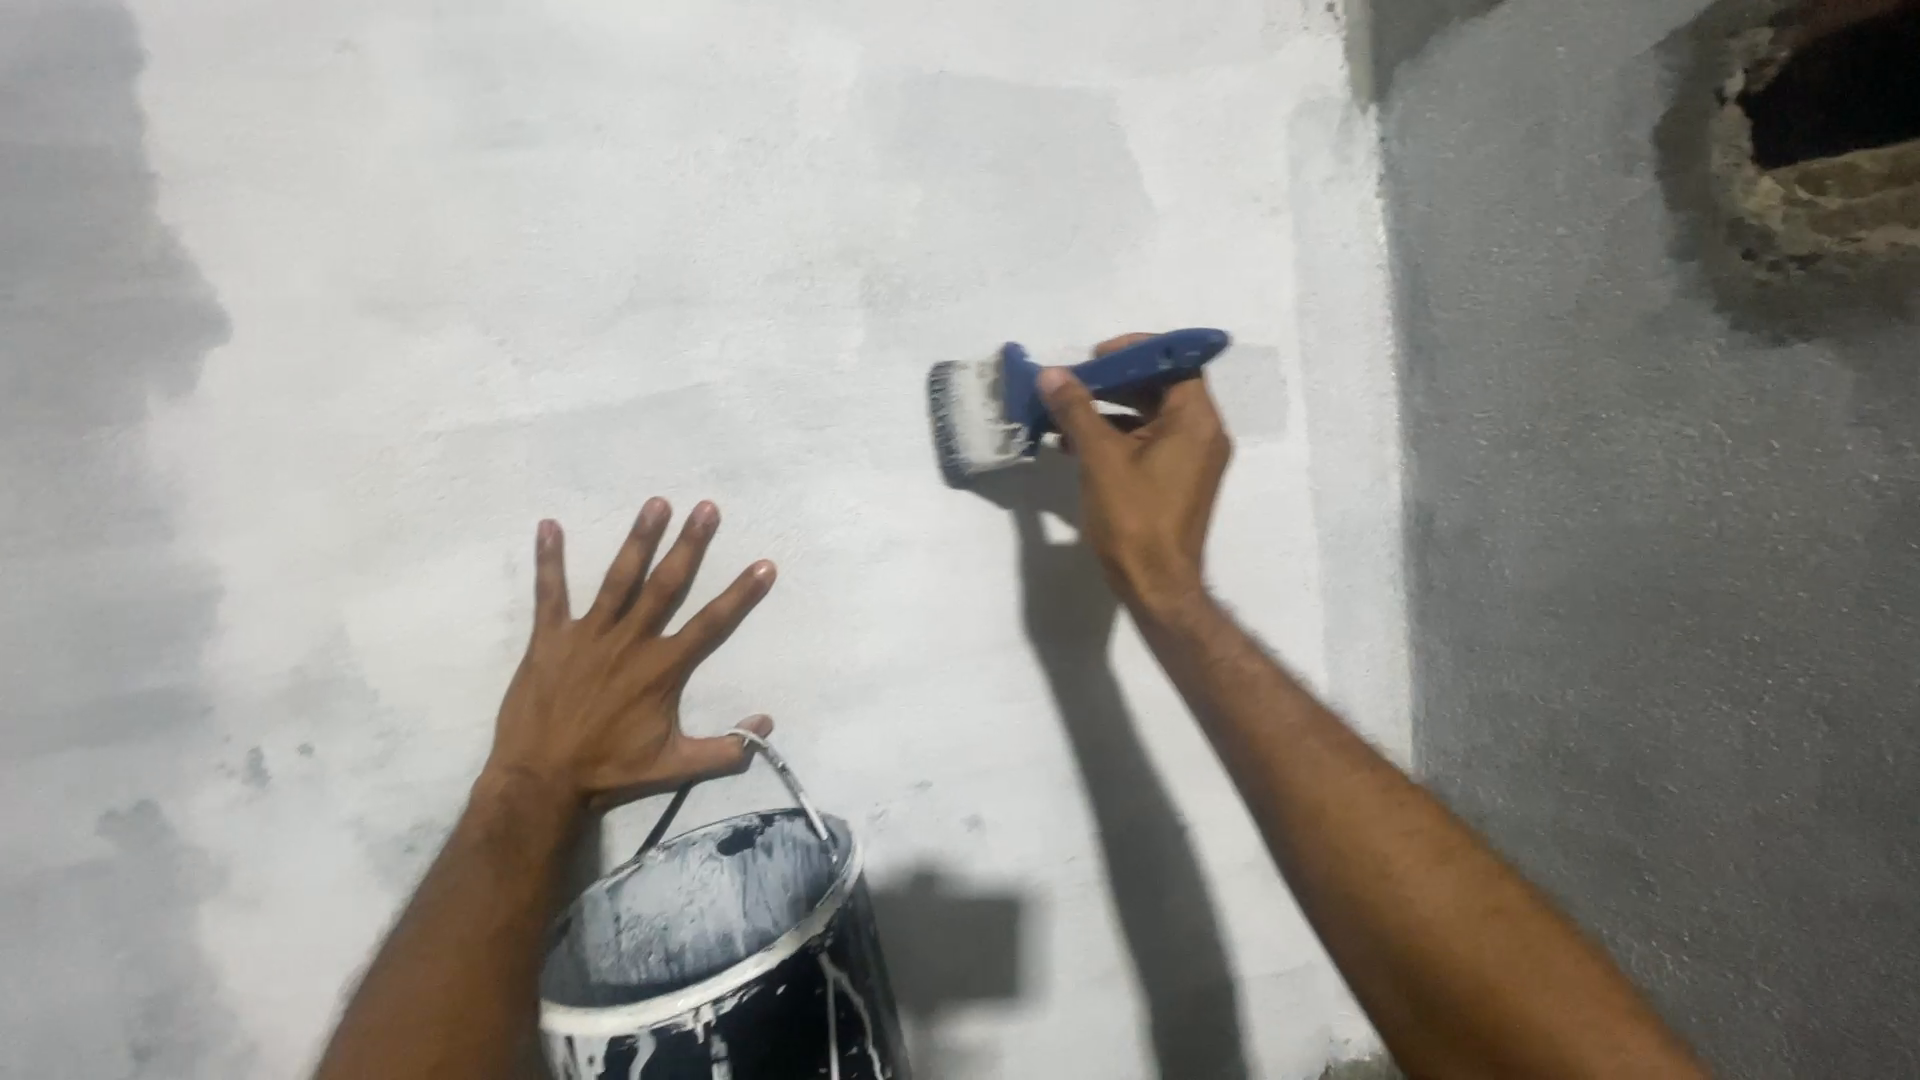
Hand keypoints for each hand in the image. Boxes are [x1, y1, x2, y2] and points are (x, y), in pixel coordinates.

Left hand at [483, 499, 776, 812]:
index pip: (712, 623)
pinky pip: (550, 593)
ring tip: (656, 503)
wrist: (541, 781)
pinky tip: (549, 525)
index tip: (764, 565)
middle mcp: (631, 641)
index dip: (741, 593)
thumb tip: (767, 724)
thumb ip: (725, 749)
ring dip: (639, 539)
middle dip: (690, 545)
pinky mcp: (550, 638)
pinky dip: (549, 559)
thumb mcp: (675, 766)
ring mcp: (589, 635)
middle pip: (667, 584)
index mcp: (664, 668)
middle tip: (706, 508)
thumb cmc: (611, 772)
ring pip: (620, 578)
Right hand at [1038, 333, 1231, 612]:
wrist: (1155, 584)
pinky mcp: (1177, 481)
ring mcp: (1192, 460)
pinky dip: (1117, 438)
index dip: (1135, 352)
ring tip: (1065, 413)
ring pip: (1151, 417)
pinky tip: (1076, 445)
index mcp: (1196, 421)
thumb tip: (1051, 374)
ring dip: (1110, 411)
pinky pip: (1149, 444)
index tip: (1096, 357)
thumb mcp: (1100, 458)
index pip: (1175, 362)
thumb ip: (1076, 410)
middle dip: (1115, 382)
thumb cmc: (1134, 518)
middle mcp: (1203, 434)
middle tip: (1073, 383)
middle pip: (1162, 388)